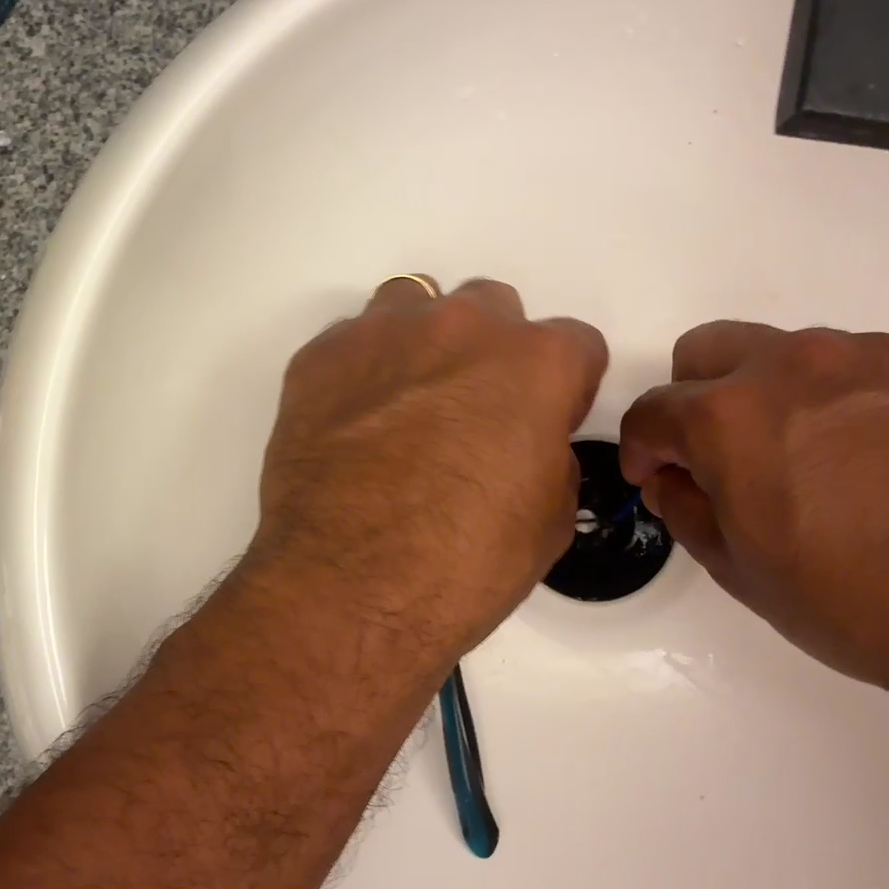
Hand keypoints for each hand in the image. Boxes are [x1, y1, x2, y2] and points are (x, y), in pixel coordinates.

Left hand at [252, 277, 606, 650]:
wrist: (344, 581)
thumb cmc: (461, 561)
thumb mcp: (549, 518)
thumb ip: (546, 452)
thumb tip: (520, 441)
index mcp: (534, 362)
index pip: (572, 345)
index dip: (560, 388)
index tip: (537, 423)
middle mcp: (458, 328)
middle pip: (489, 309)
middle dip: (487, 352)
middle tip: (464, 412)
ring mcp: (378, 335)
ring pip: (412, 307)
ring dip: (418, 344)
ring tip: (401, 404)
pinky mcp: (316, 357)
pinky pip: (349, 343)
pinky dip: (357, 371)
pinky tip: (349, 421)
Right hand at [620, 321, 888, 698]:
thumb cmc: (847, 596)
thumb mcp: (732, 566)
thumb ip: (682, 507)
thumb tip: (673, 480)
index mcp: (725, 415)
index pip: (650, 412)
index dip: (642, 451)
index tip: (657, 480)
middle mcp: (790, 367)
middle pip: (706, 350)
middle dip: (694, 398)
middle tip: (719, 454)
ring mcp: (870, 361)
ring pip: (786, 355)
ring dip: (772, 396)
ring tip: (808, 459)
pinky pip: (861, 371)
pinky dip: (843, 403)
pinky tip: (871, 462)